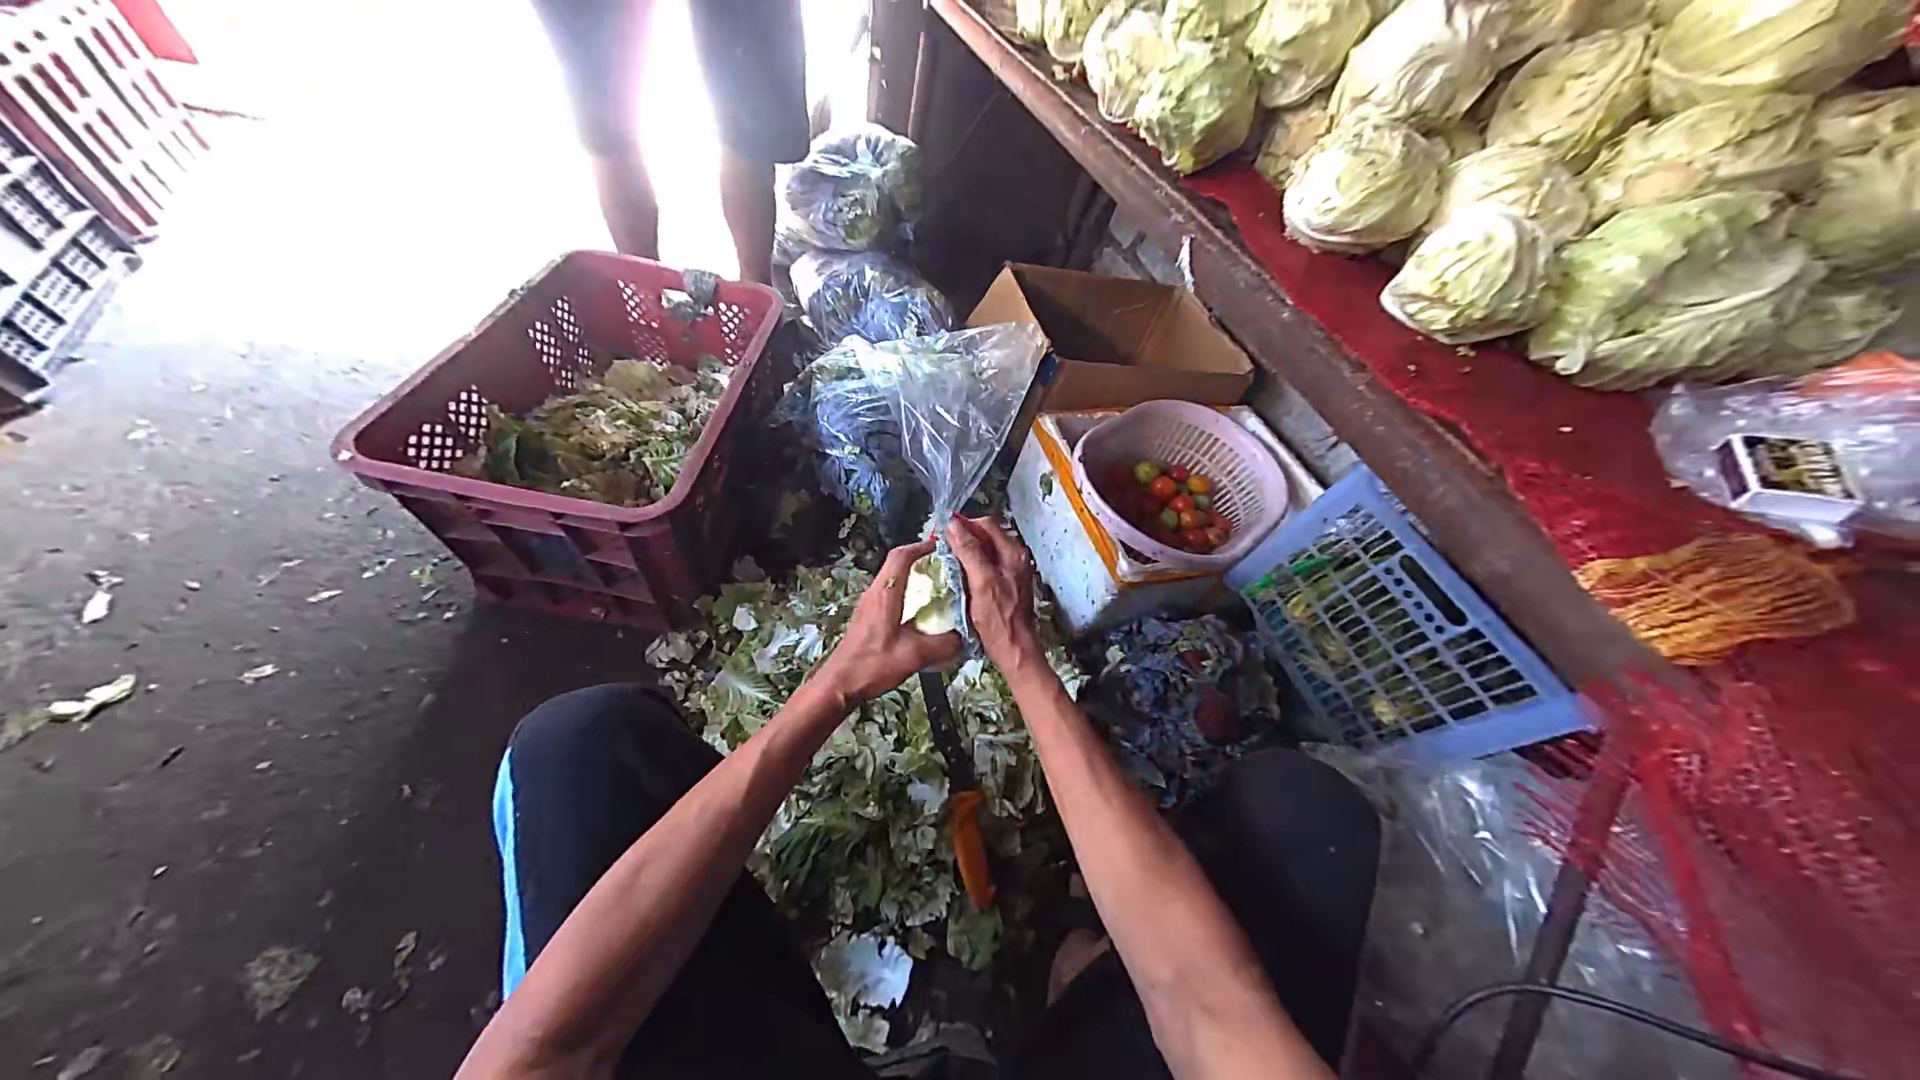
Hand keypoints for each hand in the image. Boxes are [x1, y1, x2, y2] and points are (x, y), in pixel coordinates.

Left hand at [815, 538, 962, 704]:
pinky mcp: (868, 617)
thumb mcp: (914, 655)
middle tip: (945, 565)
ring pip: (893, 578)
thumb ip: (944, 644)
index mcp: (885, 594)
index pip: (902, 556)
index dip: (922, 546)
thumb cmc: (873, 665)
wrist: (839, 684)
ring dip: (914, 576)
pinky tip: (921, 609)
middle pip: (897, 563)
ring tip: (938, 584)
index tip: (943, 547)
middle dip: (921, 559)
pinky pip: (890, 594)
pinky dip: (908, 592)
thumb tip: (965, 636)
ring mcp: (869, 604)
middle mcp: (875, 593)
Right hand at [945, 516, 1039, 668]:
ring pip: (984, 550)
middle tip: (941, 544)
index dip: (964, 524)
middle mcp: (1014, 558)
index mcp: (1012, 553)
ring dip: (965, 550)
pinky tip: (957, 573)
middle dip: (963, 536)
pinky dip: (970, 564)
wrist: (1013, 648)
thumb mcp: (981, 581)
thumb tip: (953, 526)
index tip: (943, 531)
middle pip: (985, 535)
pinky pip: (985, 564)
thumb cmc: (998, 619)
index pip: (986, 524)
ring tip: (946, 557)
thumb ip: (969, 551)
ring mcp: (1009, 570)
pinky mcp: (1003, 583)